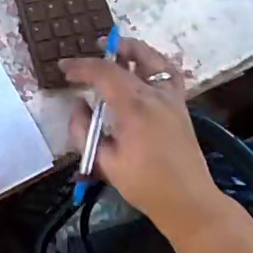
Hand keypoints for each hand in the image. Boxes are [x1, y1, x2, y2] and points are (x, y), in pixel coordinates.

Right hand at [60, 39, 226, 232]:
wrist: (188, 202)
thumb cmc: (144, 184)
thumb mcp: (104, 161)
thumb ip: (83, 130)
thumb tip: (78, 105)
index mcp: (135, 107)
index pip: (103, 73)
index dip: (81, 66)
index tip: (63, 68)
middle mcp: (156, 94)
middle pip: (129, 58)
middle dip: (105, 53)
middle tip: (89, 54)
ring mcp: (172, 98)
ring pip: (154, 59)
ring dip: (133, 50)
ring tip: (116, 52)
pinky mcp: (181, 105)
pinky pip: (168, 73)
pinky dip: (153, 64)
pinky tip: (141, 71)